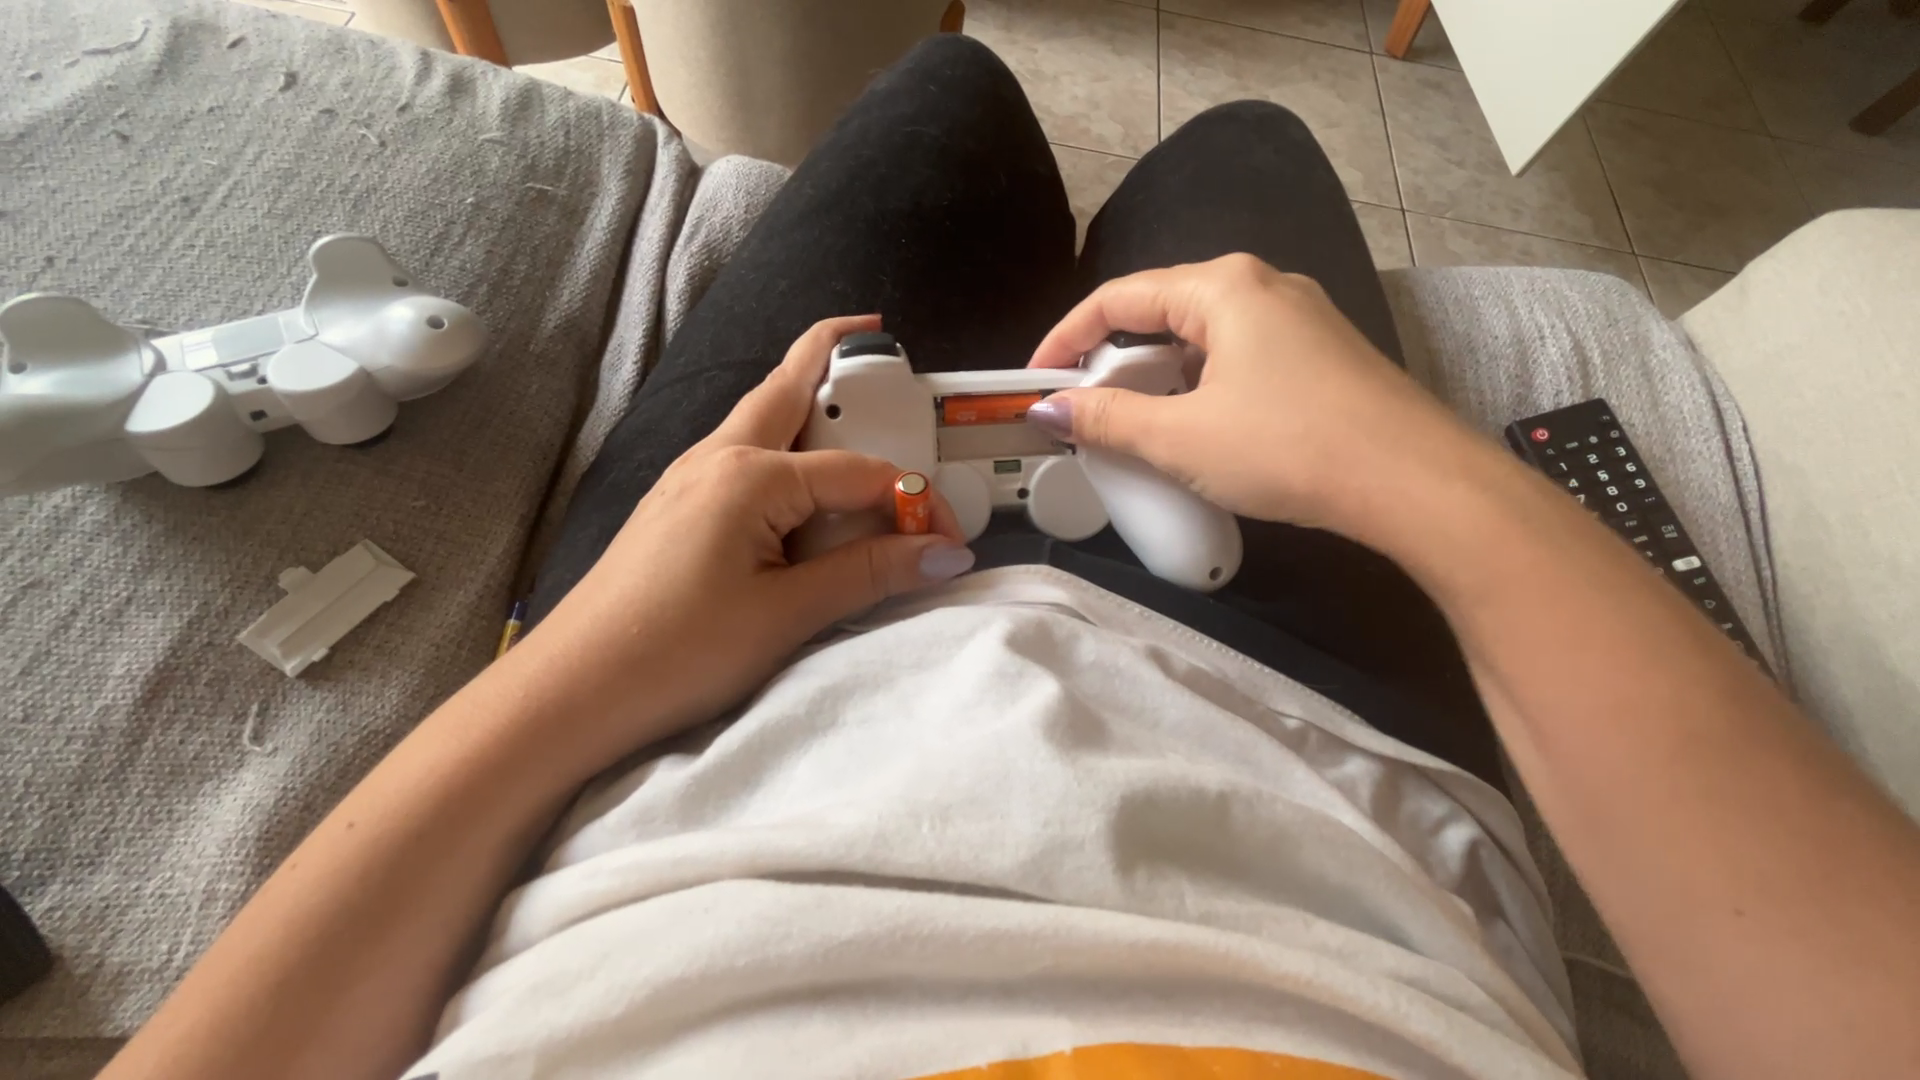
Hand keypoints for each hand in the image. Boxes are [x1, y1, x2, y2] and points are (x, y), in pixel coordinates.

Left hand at [515, 315, 973, 762]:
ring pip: (760, 418)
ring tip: (847, 394)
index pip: (860, 472)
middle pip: (787, 389)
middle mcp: (717, 457)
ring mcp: (690, 478)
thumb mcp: (788, 613)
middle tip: (876, 337)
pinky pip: (744, 456)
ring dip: (805, 398)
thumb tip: (946, 552)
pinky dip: (783, 445)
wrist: (573, 690)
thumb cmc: (679, 650)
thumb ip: (870, 573)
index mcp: (750, 475)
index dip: (915, 500)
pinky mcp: (679, 505)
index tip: (952, 540)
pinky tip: (800, 478)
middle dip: (831, 353)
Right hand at [1025, 255, 1480, 538]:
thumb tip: (1049, 409)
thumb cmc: (1288, 448)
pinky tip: (1196, 426)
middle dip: (1111, 360)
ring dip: (1155, 376)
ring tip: (1133, 423)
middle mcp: (1261, 285)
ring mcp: (1298, 317)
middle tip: (1083, 409)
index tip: (1036, 382)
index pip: (1117, 298)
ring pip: (1200, 337)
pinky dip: (1197, 385)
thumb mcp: (1181, 438)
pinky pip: (1235, 357)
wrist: (1415, 483)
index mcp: (1222, 287)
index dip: (1065, 339)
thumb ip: (1107, 419)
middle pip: (1159, 312)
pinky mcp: (1320, 354)